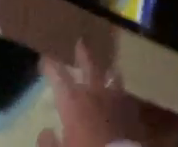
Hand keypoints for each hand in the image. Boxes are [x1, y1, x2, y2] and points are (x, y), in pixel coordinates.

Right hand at [37, 43, 177, 146]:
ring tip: (109, 68)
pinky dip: (123, 96)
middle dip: (83, 53)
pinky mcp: (132, 112)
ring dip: (108, 72)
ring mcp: (115, 100)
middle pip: (88, 65)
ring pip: (112, 77)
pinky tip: (123, 98)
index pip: (56, 73)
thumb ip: (49, 142)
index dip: (49, 64)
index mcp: (71, 99)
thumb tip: (45, 132)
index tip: (44, 59)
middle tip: (81, 42)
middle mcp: (92, 92)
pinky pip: (127, 98)